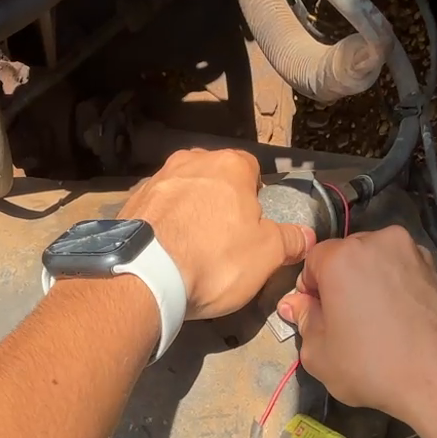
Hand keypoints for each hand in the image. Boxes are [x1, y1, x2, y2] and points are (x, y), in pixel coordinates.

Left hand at [118, 149, 313, 318]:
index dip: (255, 201)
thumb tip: (307, 236)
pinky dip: (160, 226)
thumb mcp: (267, 256)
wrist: (146, 276)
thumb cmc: (215, 261)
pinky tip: (162, 253)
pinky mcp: (129, 202)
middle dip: (219, 205)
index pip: (252, 172)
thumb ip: (290, 241)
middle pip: (214, 180)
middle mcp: (191, 160)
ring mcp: (156, 178)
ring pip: (181, 193)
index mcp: (231, 165)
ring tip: (188, 251)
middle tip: (221, 243)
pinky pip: (154, 211)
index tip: (251, 228)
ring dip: (187, 214)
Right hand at [276, 226, 436, 426]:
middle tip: (343, 321)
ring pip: (377, 262)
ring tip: (375, 322)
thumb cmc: (371, 366)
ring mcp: (413, 252)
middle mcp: (379, 242)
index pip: (312, 260)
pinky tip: (399, 321)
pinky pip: (402, 272)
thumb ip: (305, 321)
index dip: (309, 289)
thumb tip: (297, 304)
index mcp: (342, 257)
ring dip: (369, 284)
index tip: (315, 315)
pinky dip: (395, 289)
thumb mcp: (318, 355)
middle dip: (340, 282)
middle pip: (347, 256)